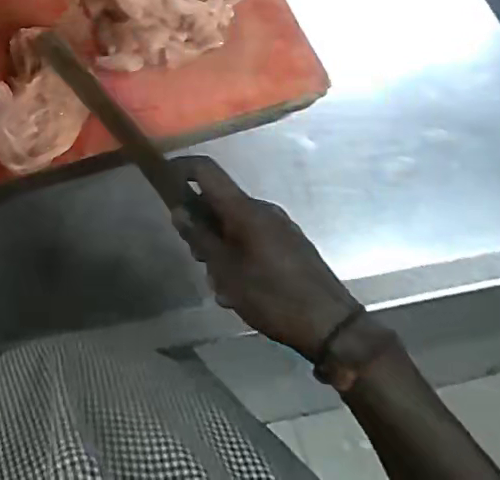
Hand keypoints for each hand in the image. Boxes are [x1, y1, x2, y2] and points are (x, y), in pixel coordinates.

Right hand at [171, 156, 362, 357]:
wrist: (335, 329)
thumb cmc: (273, 296)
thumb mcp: (226, 271)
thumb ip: (199, 238)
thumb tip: (178, 211)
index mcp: (244, 209)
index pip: (205, 169)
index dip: (180, 169)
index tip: (164, 184)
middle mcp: (262, 209)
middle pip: (219, 202)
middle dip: (200, 225)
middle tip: (196, 258)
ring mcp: (280, 227)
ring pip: (235, 225)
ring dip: (220, 247)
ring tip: (221, 286)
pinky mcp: (292, 246)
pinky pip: (254, 239)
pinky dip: (239, 255)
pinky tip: (241, 291)